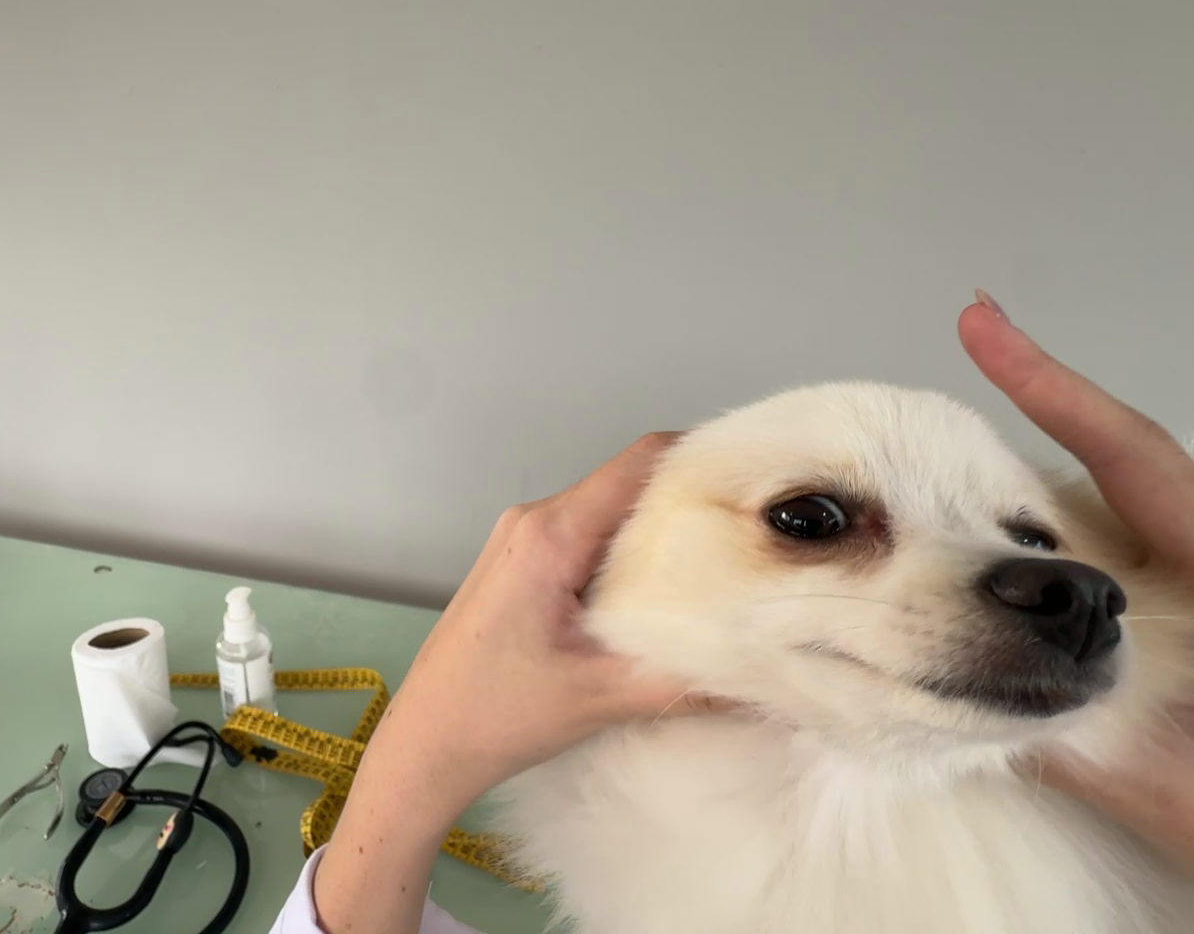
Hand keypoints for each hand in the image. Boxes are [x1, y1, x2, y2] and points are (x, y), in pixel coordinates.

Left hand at [313, 433, 724, 933]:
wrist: (428, 734)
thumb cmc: (496, 712)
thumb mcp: (603, 695)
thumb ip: (689, 677)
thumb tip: (765, 665)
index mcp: (550, 534)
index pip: (637, 464)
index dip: (702, 459)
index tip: (756, 483)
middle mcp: (533, 520)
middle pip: (626, 483)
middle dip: (689, 501)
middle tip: (753, 534)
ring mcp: (521, 537)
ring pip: (606, 510)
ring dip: (657, 530)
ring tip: (716, 565)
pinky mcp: (520, 561)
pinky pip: (584, 534)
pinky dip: (625, 551)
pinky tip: (657, 591)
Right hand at [961, 292, 1193, 933]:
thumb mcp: (1162, 793)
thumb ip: (1043, 727)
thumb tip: (933, 678)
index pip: (1132, 456)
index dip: (1048, 384)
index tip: (982, 323)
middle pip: (1115, 465)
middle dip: (1024, 417)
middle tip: (936, 400)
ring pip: (1117, 505)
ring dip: (1027, 490)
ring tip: (943, 491)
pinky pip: (1125, 540)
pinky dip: (1057, 530)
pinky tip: (1011, 557)